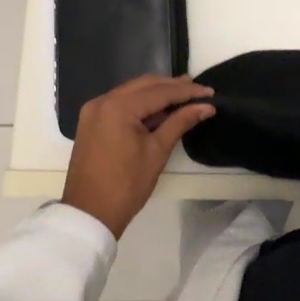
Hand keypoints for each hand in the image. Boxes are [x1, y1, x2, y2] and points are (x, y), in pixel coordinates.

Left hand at [62, 76, 214, 237]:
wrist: (89, 214)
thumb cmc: (127, 185)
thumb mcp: (157, 151)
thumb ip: (180, 122)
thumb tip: (206, 107)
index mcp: (118, 107)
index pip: (159, 92)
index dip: (187, 91)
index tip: (210, 91)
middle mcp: (103, 101)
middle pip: (144, 85)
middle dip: (172, 86)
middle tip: (199, 90)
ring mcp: (94, 110)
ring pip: (132, 91)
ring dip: (157, 93)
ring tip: (184, 96)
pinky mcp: (91, 121)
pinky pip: (121, 102)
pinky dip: (141, 103)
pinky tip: (160, 109)